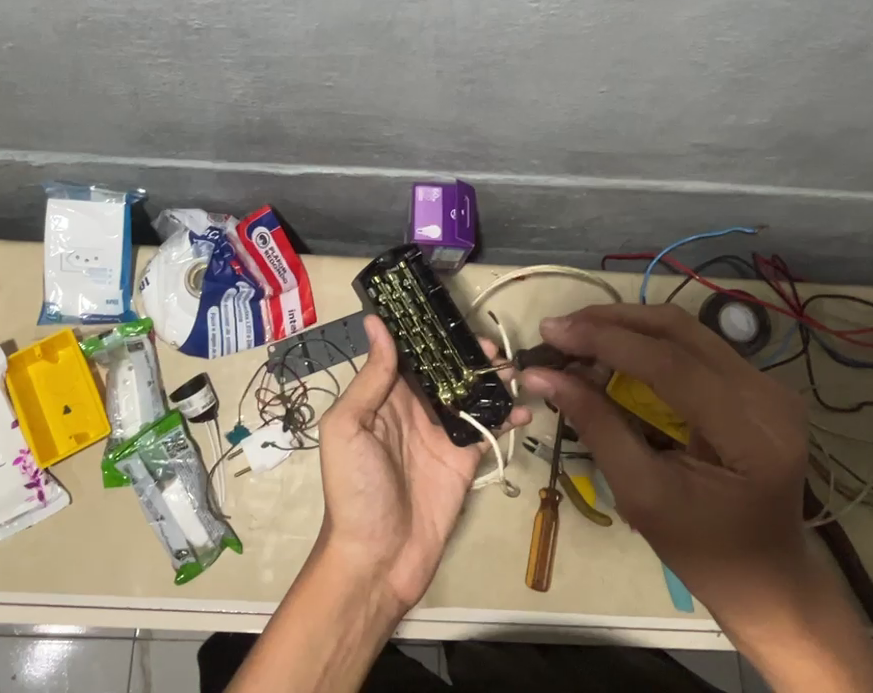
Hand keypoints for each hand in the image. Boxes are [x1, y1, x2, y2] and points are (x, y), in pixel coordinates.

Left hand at [313, 316, 531, 612]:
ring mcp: (441, 433)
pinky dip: (508, 415)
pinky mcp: (464, 459)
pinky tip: (524, 406)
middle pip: (444, 370)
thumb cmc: (354, 489)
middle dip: (467, 353)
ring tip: (511, 369)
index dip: (428, 332)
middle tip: (490, 345)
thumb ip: (370, 378)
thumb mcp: (348, 427)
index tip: (452, 314)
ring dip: (491, 379)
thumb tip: (376, 323)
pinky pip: (488, 428)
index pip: (408, 353)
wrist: (377, 559)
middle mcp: (413, 408)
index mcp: (382, 396)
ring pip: (470, 393)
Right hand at [518, 304, 811, 620]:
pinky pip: (694, 347)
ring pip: (685, 331)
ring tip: (576, 337)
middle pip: (679, 331)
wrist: (765, 578)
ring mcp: (767, 386)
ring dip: (626, 327)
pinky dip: (647, 343)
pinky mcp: (756, 385)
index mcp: (752, 433)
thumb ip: (596, 425)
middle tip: (557, 331)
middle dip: (611, 322)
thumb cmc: (701, 550)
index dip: (605, 340)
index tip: (549, 331)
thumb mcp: (641, 495)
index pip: (671, 364)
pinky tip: (611, 351)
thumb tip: (541, 375)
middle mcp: (768, 396)